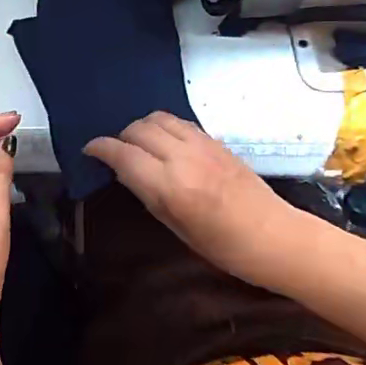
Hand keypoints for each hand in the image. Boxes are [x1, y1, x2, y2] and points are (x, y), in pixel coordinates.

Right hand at [84, 112, 293, 283]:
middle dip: (119, 137)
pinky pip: (179, 122)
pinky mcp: (216, 141)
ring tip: (138, 144)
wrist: (276, 237)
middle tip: (116, 154)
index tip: (89, 151)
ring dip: (141, 127)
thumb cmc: (224, 247)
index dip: (100, 148)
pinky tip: (164, 142)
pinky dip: (163, 126)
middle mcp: (183, 157)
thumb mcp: (175, 227)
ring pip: (158, 118)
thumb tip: (126, 173)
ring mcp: (202, 145)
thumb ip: (148, 194)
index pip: (123, 154)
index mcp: (170, 185)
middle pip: (137, 129)